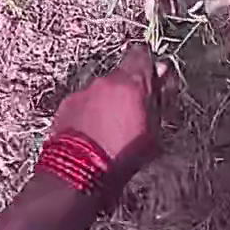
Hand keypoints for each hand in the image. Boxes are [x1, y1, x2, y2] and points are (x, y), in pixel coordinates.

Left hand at [49, 44, 161, 181]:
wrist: (80, 173)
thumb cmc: (120, 157)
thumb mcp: (154, 132)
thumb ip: (159, 100)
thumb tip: (162, 81)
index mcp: (132, 85)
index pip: (142, 57)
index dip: (147, 66)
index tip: (151, 78)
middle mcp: (106, 83)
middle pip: (121, 76)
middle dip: (127, 91)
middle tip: (133, 114)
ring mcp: (84, 93)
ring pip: (101, 91)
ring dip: (106, 103)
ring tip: (110, 130)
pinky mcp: (66, 105)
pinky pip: (82, 103)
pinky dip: (88, 113)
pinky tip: (93, 133)